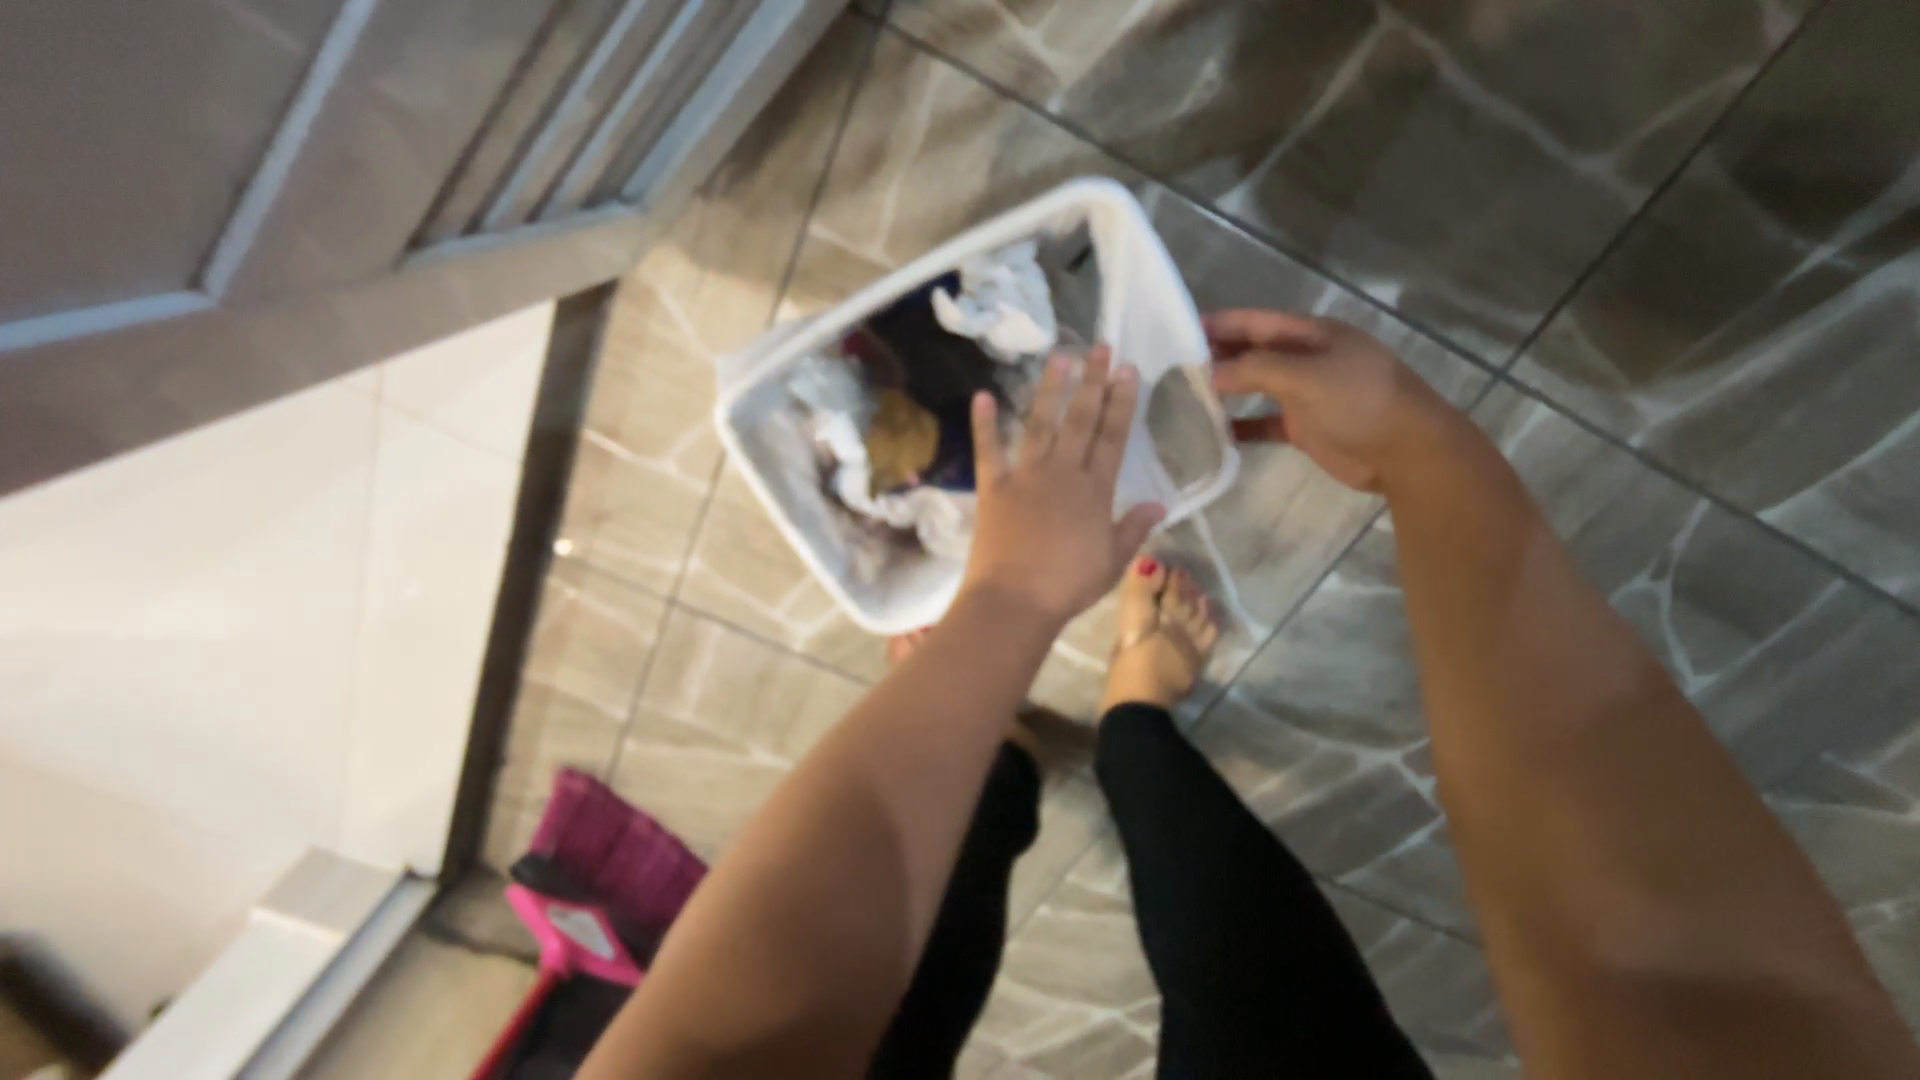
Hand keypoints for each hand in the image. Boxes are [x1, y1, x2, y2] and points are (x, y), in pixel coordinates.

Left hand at [961, 345, 1163, 627]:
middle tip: (1100, 347)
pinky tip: (982, 396)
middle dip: (1092, 381)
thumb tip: (1159, 503)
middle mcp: (1061, 473)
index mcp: (1094, 490)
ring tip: (1059, 357)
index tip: (1128, 370)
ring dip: (1050, 390)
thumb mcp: (1112, 561)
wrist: (1014, 601)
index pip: (1112, 437)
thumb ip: (1134, 528)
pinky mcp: (992, 488)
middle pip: (1080, 420)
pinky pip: (988, 450)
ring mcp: (1024, 477)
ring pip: (1040, 425)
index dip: (1121, 402)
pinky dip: (984, 424)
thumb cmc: (1068, 585)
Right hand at [1205, 310, 1468, 491]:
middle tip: (1173, 365)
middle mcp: (1307, 360)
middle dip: (1217, 355)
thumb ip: (1257, 369)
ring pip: (1257, 386)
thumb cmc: (1360, 402)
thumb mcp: (1307, 376)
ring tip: (1185, 395)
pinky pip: (1264, 423)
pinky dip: (1241, 427)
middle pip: (1254, 352)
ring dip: (1226, 390)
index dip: (1221, 323)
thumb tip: (1210, 372)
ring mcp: (1306, 395)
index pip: (1257, 322)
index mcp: (1313, 335)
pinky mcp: (1305, 428)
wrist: (1406, 451)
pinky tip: (1214, 434)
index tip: (1179, 329)